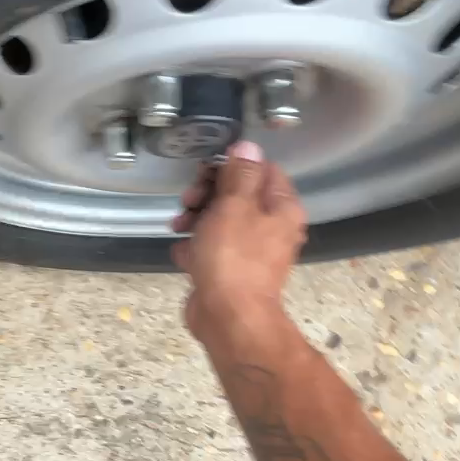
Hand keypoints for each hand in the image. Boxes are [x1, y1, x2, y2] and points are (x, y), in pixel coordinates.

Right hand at [169, 140, 306, 347]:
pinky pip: (210, 248)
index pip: (262, 170)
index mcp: (281, 208)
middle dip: (207, 194)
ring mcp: (250, 251)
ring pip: (220, 221)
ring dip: (195, 219)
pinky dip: (195, 247)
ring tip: (178, 227)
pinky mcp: (230, 270)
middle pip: (237, 195)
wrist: (229, 315)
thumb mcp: (233, 206)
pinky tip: (184, 253)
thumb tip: (247, 145)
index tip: (204, 172)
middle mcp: (271, 227)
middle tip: (188, 201)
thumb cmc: (233, 257)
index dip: (230, 167)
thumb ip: (240, 174)